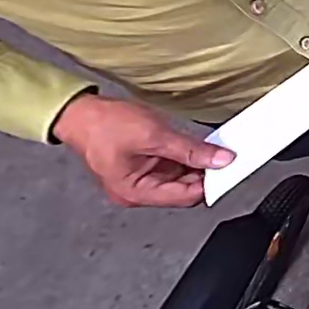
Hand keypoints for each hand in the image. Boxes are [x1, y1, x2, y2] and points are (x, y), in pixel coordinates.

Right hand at [51, 93, 233, 206]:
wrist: (79, 112)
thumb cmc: (104, 125)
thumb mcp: (155, 135)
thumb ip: (190, 150)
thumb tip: (219, 160)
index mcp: (136, 193)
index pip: (186, 196)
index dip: (210, 182)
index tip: (229, 166)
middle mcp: (137, 192)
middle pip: (183, 189)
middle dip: (204, 172)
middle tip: (223, 154)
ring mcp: (138, 180)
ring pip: (178, 177)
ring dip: (195, 163)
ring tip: (209, 147)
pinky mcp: (141, 166)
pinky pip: (170, 166)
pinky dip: (184, 156)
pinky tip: (194, 145)